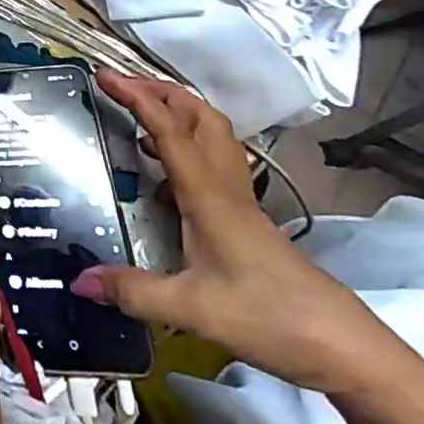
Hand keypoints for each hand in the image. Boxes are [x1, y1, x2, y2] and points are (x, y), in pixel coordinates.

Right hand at [71, 71, 408, 394]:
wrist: (344, 347)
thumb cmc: (270, 318)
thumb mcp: (193, 308)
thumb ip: (133, 292)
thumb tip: (78, 280)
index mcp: (208, 195)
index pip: (169, 130)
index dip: (136, 97)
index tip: (105, 76)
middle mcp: (226, 186)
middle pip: (199, 116)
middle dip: (160, 90)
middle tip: (122, 86)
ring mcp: (240, 199)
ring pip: (212, 133)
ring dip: (176, 111)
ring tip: (139, 115)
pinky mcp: (246, 215)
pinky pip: (213, 159)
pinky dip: (185, 143)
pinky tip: (164, 170)